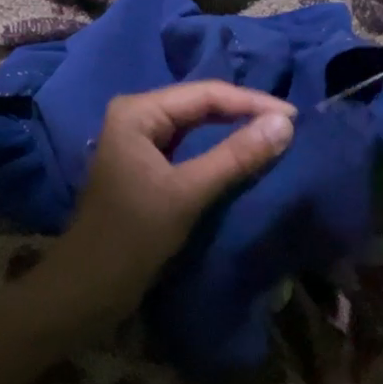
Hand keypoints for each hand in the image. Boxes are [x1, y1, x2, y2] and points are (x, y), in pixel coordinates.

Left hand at [41, 82, 295, 322]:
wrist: (87, 289)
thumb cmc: (132, 237)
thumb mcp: (187, 194)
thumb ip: (235, 156)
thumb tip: (285, 124)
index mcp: (137, 111)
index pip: (205, 94)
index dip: (252, 102)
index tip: (295, 117)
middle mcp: (136, 115)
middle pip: (200, 104)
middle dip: (244, 112)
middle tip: (290, 126)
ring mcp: (139, 140)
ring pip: (197, 125)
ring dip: (233, 130)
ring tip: (276, 136)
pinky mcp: (146, 165)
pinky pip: (190, 146)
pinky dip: (218, 149)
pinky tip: (245, 155)